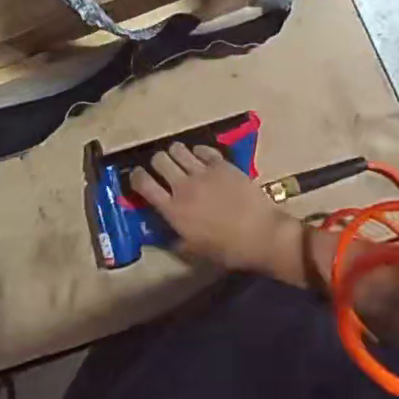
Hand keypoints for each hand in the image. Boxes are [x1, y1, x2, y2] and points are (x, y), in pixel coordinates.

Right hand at [130, 143, 304, 274]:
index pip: (143, 184)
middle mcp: (184, 186)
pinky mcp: (222, 164)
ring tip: (181, 159)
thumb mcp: (195, 249)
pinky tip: (202, 158)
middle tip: (162, 168)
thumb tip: (168, 229)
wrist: (261, 233)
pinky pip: (203, 149)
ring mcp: (204, 172)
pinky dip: (199, 151)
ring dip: (176, 153)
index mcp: (173, 210)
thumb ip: (177, 235)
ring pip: (178, 149)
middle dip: (157, 162)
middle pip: (159, 160)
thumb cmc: (228, 249)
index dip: (136, 177)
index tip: (138, 176)